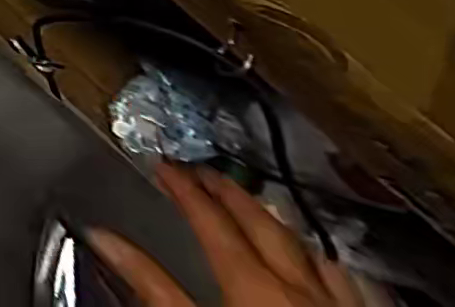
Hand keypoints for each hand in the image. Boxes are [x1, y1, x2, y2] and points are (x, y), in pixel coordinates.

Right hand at [87, 164, 361, 306]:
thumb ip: (153, 288)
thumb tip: (104, 236)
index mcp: (252, 284)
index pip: (209, 218)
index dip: (183, 186)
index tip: (162, 165)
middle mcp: (299, 286)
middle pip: (259, 221)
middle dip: (226, 191)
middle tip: (201, 172)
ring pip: (308, 246)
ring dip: (275, 220)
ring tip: (255, 206)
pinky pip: (351, 281)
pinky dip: (325, 260)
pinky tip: (325, 262)